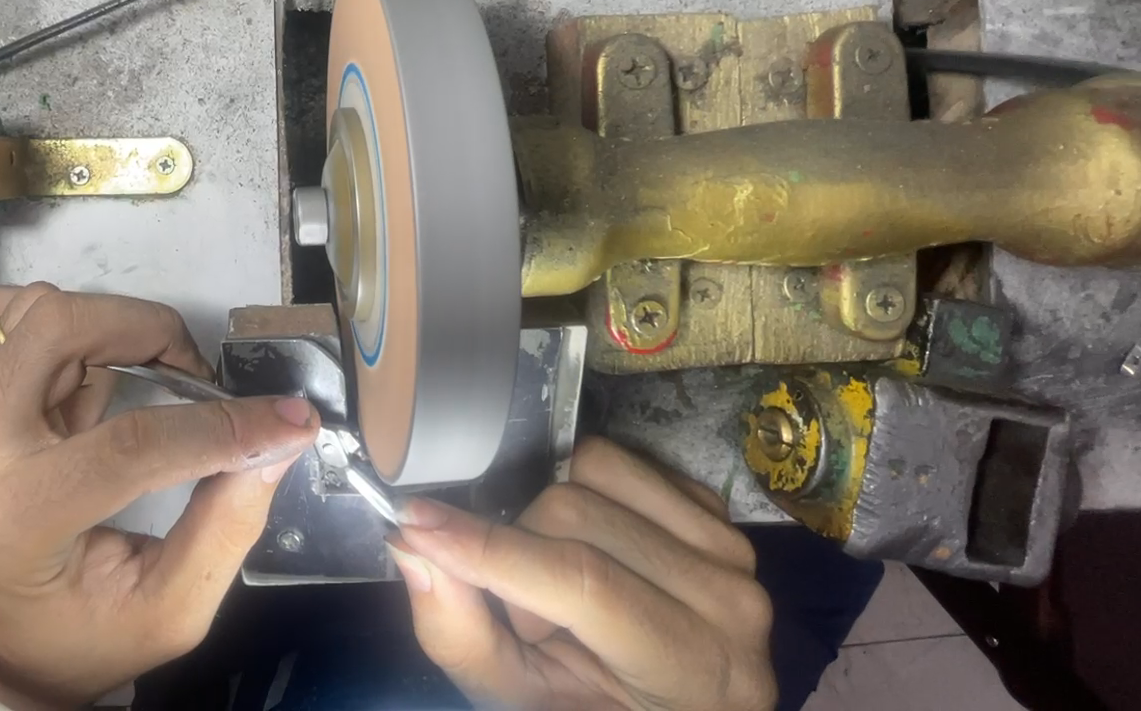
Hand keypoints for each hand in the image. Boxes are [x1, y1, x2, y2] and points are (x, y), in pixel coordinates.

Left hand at [0, 284, 318, 709]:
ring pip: (32, 311)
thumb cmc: (81, 637)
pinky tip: (82, 366)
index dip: (221, 424)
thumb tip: (283, 432)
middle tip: (195, 375)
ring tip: (142, 379)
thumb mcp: (169, 611)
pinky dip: (53, 323)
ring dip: (107, 327)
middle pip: (57, 327)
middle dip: (148, 331)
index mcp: (16, 523)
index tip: (288, 417)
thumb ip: (228, 523)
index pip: (129, 444)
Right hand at [389, 437, 775, 710]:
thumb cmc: (589, 706)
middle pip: (575, 512)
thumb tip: (411, 544)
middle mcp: (729, 600)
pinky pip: (613, 456)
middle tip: (523, 603)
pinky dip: (575, 484)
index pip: (583, 583)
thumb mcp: (519, 698)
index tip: (414, 523)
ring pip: (592, 467)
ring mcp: (728, 545)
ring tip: (557, 572)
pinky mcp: (711, 505)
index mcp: (691, 669)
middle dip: (517, 549)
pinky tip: (588, 539)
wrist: (677, 705)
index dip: (490, 549)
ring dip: (544, 513)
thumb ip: (460, 634)